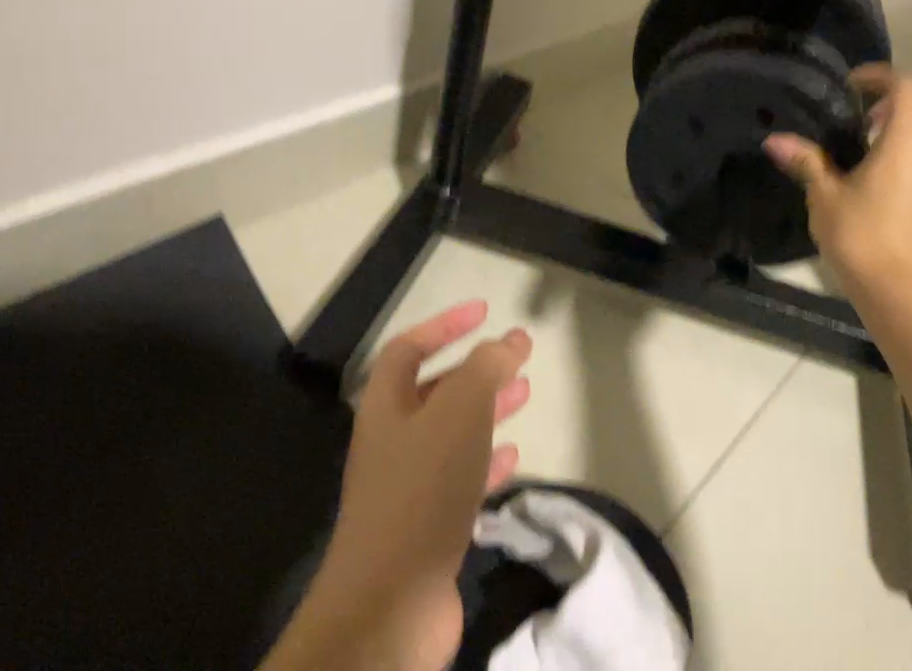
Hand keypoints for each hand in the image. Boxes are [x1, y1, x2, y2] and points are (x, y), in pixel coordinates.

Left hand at [272, 301, 531, 670]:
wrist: (392, 599)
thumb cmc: (423, 490)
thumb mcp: (459, 413)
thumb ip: (484, 369)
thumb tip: (507, 340)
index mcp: (386, 405)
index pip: (410, 347)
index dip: (445, 324)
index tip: (485, 311)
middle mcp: (392, 439)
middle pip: (434, 389)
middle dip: (476, 368)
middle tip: (518, 356)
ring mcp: (408, 484)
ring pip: (451, 432)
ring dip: (487, 410)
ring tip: (525, 394)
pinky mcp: (427, 524)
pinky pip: (461, 478)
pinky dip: (488, 461)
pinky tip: (514, 457)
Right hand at [763, 66, 911, 304]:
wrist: (900, 293)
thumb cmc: (859, 237)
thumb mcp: (825, 197)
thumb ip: (806, 162)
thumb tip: (775, 140)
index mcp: (906, 141)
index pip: (907, 86)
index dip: (881, 76)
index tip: (853, 86)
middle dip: (911, 102)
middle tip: (875, 118)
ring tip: (880, 152)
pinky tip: (893, 187)